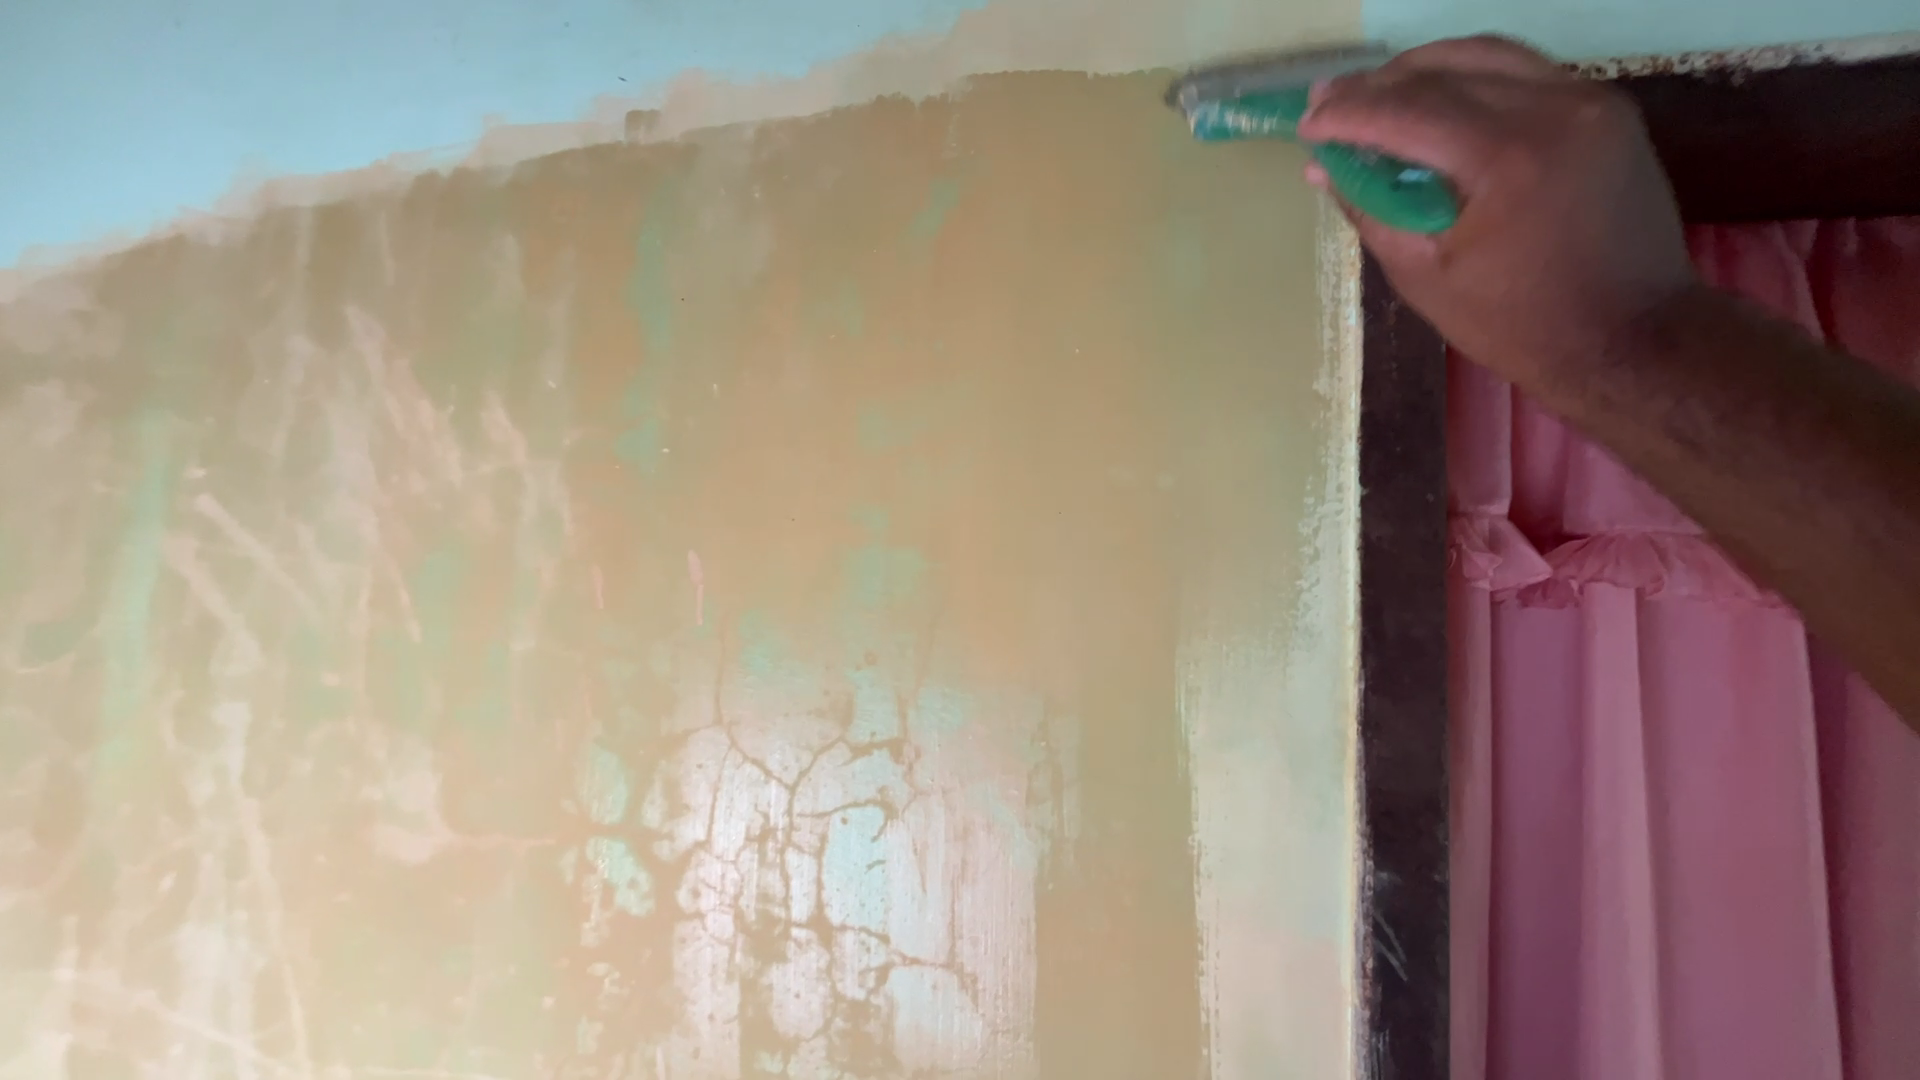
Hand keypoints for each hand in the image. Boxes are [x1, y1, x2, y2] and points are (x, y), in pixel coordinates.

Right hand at [1296, 35, 1700, 400]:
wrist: (1625, 334)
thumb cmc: (1512, 321)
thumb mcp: (1421, 275)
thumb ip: (1371, 209)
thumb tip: (1324, 166)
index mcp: (1507, 157)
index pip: (1410, 111)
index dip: (1349, 113)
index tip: (1306, 122)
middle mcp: (1555, 107)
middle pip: (1447, 70)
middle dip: (1377, 85)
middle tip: (1325, 101)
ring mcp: (1588, 100)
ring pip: (1487, 56)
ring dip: (1421, 70)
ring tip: (1372, 94)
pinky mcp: (1602, 108)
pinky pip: (1522, 72)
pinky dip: (1468, 78)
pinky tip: (1433, 101)